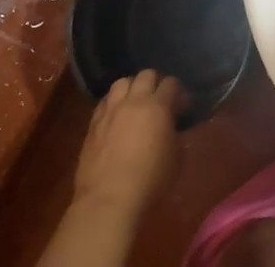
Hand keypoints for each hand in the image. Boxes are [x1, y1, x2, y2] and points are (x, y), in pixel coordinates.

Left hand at [72, 70, 184, 217]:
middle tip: (159, 101)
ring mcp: (110, 111)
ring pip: (121, 82)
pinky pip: (104, 102)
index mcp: (158, 107)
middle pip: (146, 75)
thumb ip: (176, 136)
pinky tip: (116, 118)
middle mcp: (133, 101)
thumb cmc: (150, 181)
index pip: (171, 83)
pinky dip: (113, 103)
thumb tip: (174, 128)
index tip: (181, 106)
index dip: (178, 92)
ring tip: (135, 104)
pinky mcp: (92, 124)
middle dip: (155, 83)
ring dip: (131, 88)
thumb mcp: (176, 159)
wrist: (108, 200)